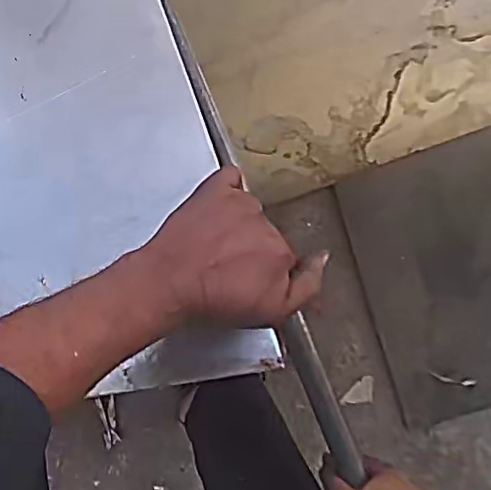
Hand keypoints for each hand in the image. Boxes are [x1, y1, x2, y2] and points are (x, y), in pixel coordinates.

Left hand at [133, 167, 324, 326]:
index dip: (267, 266)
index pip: (286, 254)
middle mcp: (264, 223)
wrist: (168, 281)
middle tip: (228, 261)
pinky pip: (230, 177)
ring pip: (249, 208)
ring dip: (238, 220)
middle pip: (267, 230)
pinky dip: (228, 186)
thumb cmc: (211, 298)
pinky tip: (220, 201)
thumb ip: (307, 287)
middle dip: (252, 244)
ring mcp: (237, 203)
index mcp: (282, 253)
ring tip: (216, 240)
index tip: (251, 272)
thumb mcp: (272, 312)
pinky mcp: (213, 190)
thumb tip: (322, 261)